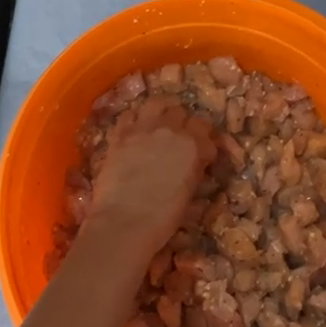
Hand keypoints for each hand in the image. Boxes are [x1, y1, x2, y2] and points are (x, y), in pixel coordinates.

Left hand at [83, 122, 210, 255]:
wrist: (123, 222)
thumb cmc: (162, 218)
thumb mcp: (188, 194)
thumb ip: (194, 171)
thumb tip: (196, 164)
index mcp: (192, 145)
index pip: (204, 127)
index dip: (205, 138)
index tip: (204, 152)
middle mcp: (169, 129)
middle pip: (181, 112)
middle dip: (184, 123)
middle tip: (182, 137)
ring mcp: (142, 128)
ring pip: (157, 103)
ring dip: (163, 109)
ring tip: (162, 118)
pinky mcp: (120, 133)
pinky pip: (130, 114)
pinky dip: (136, 118)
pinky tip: (137, 127)